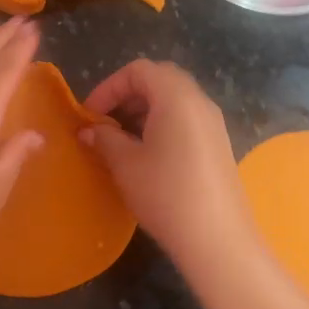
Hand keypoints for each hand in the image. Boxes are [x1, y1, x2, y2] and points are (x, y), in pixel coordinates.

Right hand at [79, 60, 253, 262]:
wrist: (218, 239)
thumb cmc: (165, 193)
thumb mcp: (125, 164)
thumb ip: (104, 139)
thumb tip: (89, 130)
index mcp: (175, 96)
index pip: (139, 70)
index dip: (109, 87)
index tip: (90, 115)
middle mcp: (199, 101)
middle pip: (160, 79)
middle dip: (128, 95)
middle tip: (106, 121)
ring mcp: (214, 124)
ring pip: (175, 100)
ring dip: (145, 111)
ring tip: (123, 141)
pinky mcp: (219, 145)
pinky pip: (187, 120)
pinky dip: (163, 125)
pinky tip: (148, 156)